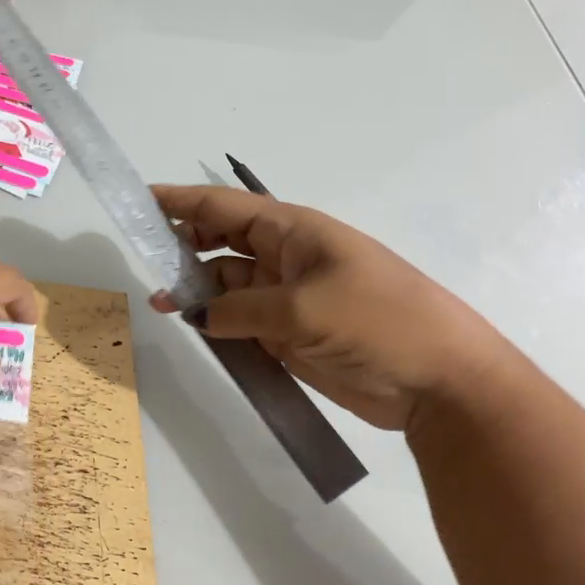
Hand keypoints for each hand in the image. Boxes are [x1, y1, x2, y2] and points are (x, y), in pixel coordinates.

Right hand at [148, 185, 517, 429]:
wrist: (445, 384)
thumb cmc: (379, 323)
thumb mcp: (300, 310)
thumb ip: (236, 309)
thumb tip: (195, 314)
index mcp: (294, 232)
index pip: (224, 206)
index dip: (180, 201)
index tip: (139, 200)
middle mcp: (286, 257)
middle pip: (219, 240)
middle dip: (181, 245)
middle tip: (145, 259)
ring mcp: (286, 295)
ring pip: (223, 281)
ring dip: (193, 288)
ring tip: (161, 302)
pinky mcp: (287, 331)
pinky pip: (236, 316)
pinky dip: (212, 319)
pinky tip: (191, 325)